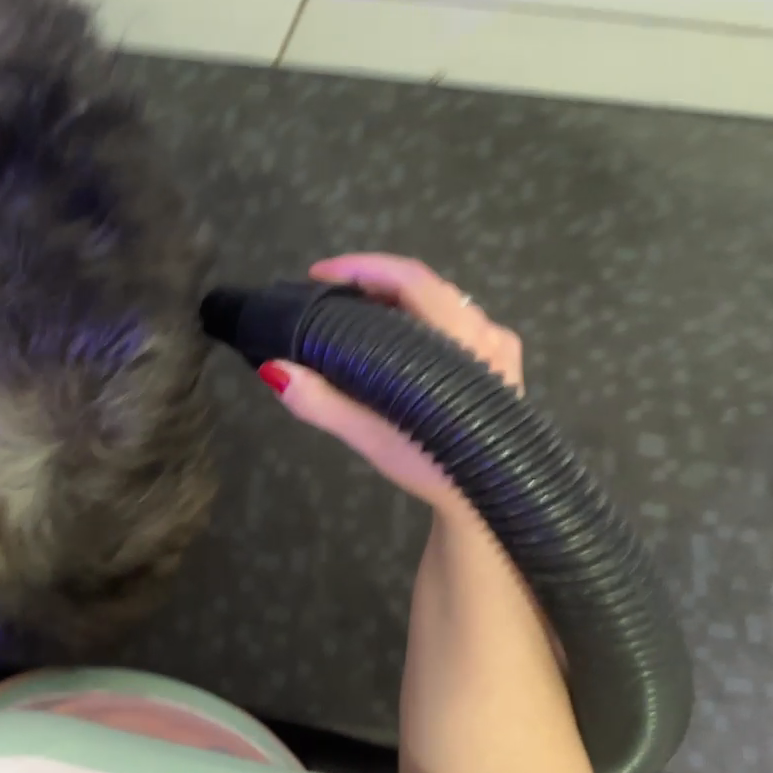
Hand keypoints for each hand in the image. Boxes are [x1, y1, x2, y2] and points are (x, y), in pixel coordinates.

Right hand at [260, 254, 522, 518]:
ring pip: (437, 302)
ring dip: (390, 300)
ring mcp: (497, 344)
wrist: (490, 504)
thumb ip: (322, 402)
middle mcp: (486, 332)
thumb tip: (273, 371)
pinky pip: (449, 320)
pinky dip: (411, 318)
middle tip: (324, 296)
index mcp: (462, 341)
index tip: (316, 275)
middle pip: (423, 286)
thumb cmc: (434, 467)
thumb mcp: (372, 437)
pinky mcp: (499, 359)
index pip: (411, 280)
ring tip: (349, 315)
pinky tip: (386, 338)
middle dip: (370, 282)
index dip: (361, 267)